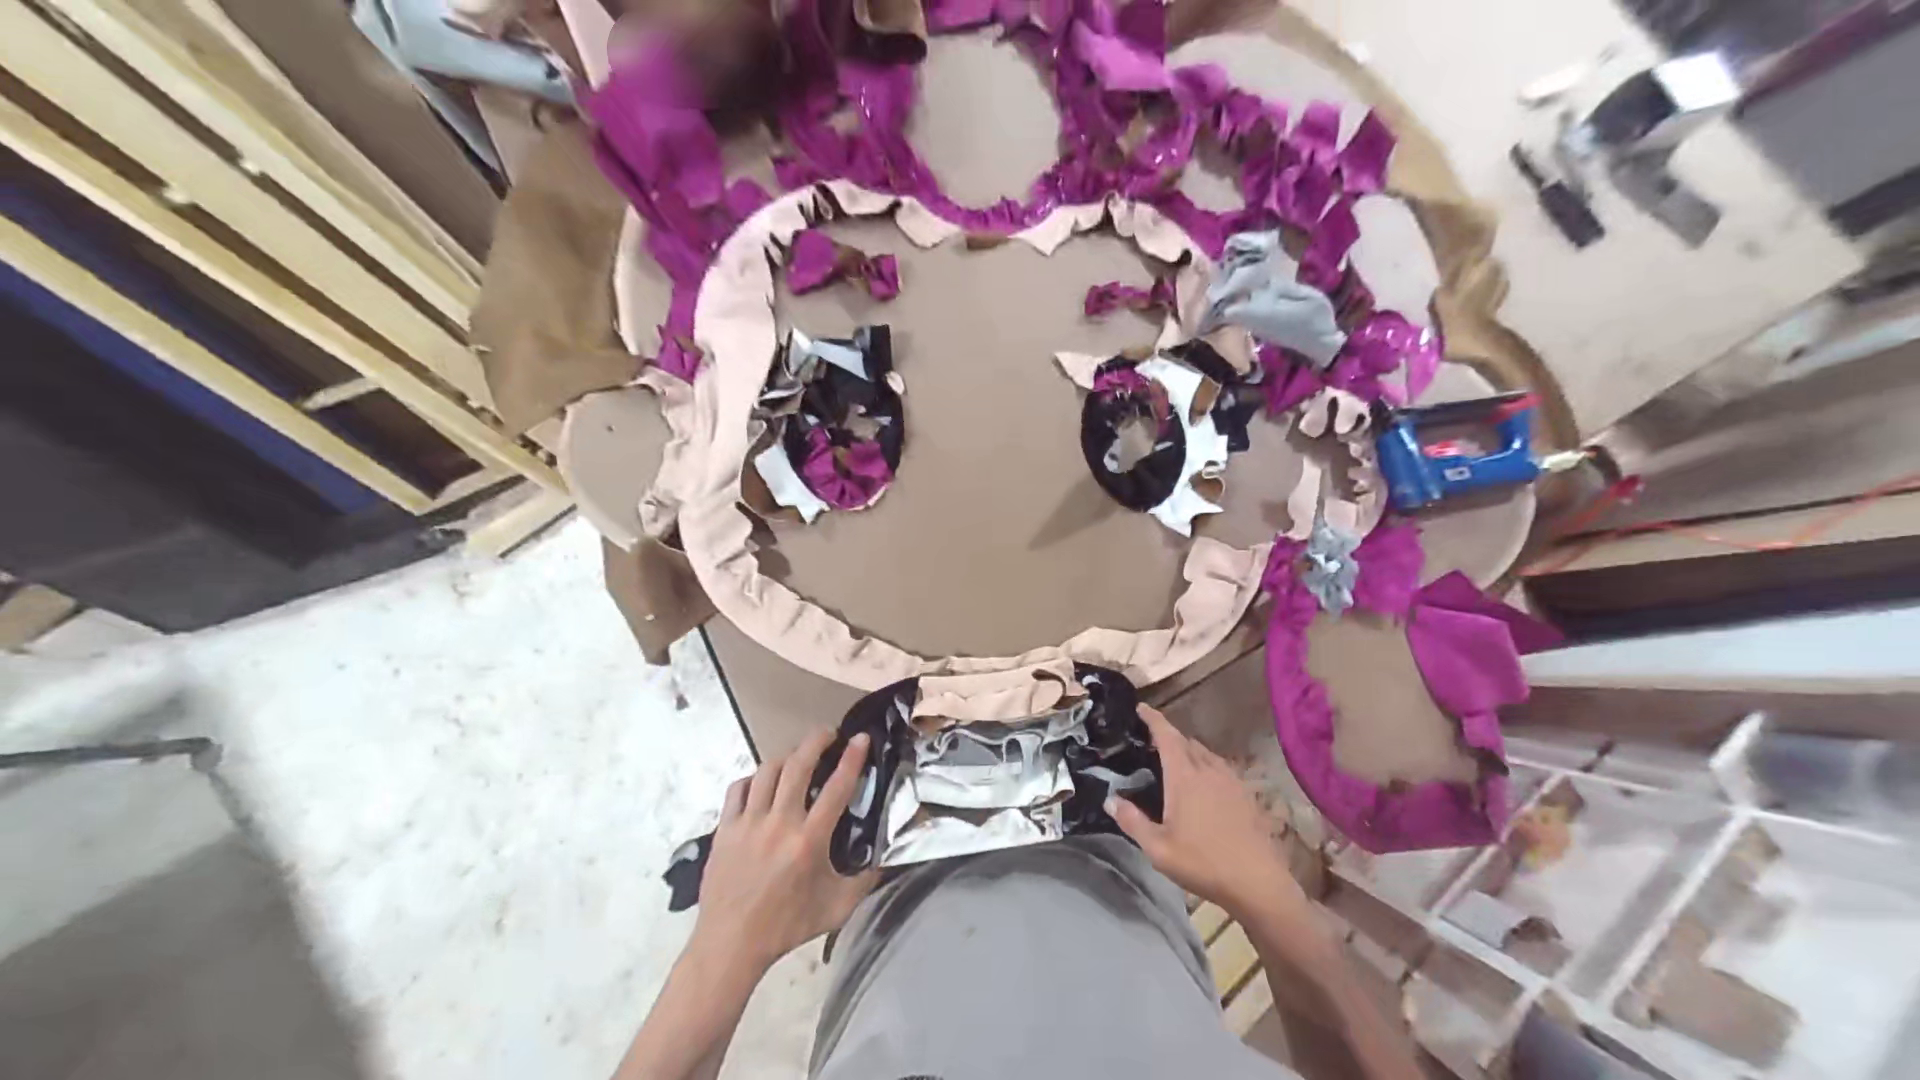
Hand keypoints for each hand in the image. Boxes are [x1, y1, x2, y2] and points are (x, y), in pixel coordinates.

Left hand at [692, 730, 878, 972]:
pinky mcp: (725, 829)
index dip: (852, 758)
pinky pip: (738, 789)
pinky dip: (753, 780)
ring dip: (786, 757)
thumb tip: (887, 857)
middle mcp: (779, 824)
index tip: (861, 738)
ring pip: (767, 771)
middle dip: (816, 741)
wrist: (731, 944)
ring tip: (797, 757)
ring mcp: (748, 823)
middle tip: (828, 734)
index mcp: (809, 841)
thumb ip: (865, 881)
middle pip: (798, 765)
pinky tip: (762, 784)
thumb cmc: (787, 926)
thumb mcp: (836, 908)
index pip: (836, 787)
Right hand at [1109, 706, 1305, 919]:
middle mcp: (1209, 770)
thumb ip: (1132, 821)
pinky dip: (1205, 766)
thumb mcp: (1158, 848)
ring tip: (1174, 762)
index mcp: (1185, 776)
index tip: (1140, 707)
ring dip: (1188, 751)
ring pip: (1205, 753)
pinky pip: (1220, 768)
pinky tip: (1202, 786)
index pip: (1166, 735)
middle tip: (1149, 742)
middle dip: (1168, 736)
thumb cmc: (1204, 863)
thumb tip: (1110, 799)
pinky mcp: (1246, 795)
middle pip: (1186, 741)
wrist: (1259, 884)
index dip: (1153, 719)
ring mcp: (1231, 781)